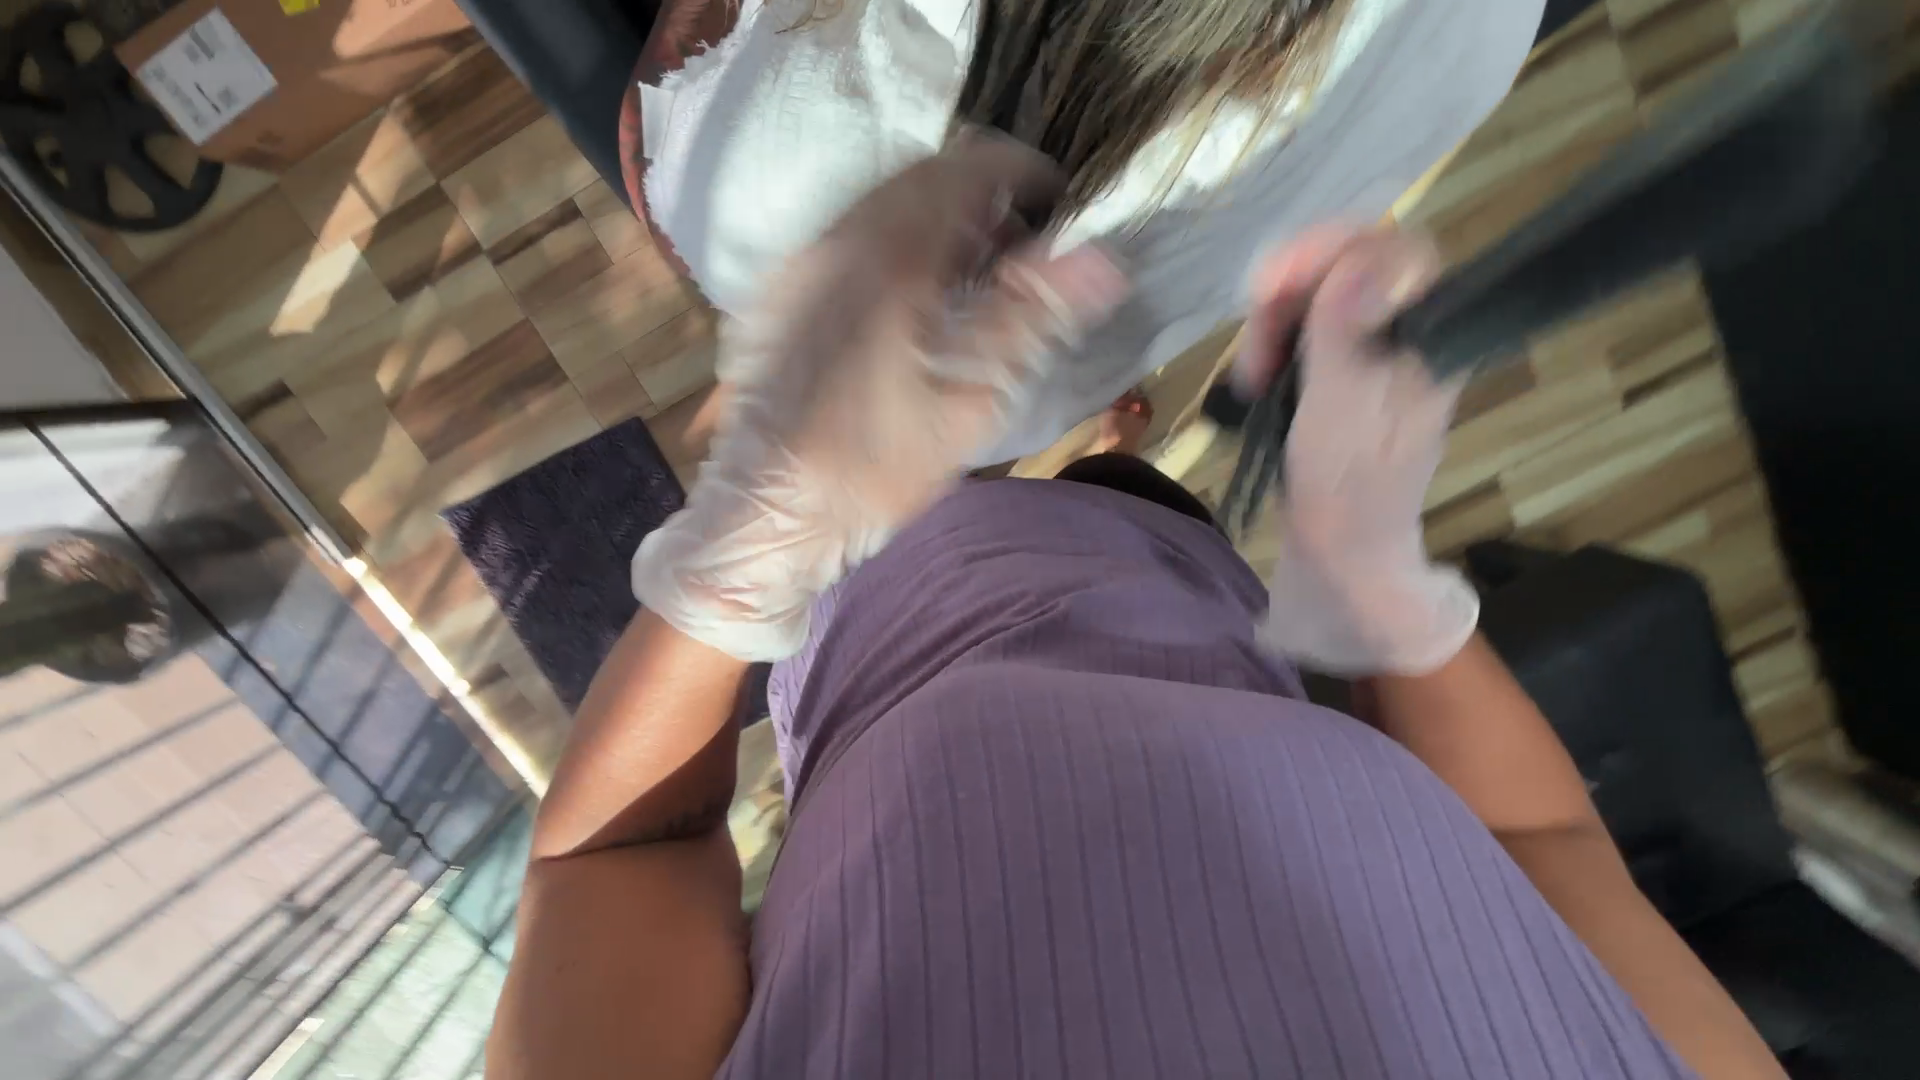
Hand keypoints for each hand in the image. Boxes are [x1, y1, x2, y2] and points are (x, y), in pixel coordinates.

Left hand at [632, 140, 1129, 660]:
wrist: (769, 515)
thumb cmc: (874, 472)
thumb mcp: (967, 405)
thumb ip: (1030, 320)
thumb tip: (1101, 260)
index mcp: (888, 263)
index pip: (964, 171)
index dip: (1019, 172)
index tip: (1054, 198)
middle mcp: (833, 243)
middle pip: (918, 178)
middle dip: (978, 193)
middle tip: (1018, 240)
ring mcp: (796, 266)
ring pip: (876, 205)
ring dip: (933, 216)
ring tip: (970, 268)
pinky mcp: (774, 294)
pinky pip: (843, 237)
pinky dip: (891, 242)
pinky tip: (909, 295)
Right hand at [1238, 227, 1478, 674]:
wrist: (1342, 545)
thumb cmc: (1347, 485)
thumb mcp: (1342, 409)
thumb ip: (1346, 334)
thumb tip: (1358, 262)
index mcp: (1430, 335)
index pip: (1396, 253)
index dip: (1335, 250)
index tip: (1275, 280)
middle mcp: (1407, 329)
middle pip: (1350, 266)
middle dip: (1292, 289)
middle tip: (1252, 325)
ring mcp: (1372, 347)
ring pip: (1320, 294)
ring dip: (1274, 320)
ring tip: (1251, 371)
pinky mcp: (1342, 367)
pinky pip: (1306, 327)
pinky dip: (1273, 342)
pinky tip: (1256, 375)